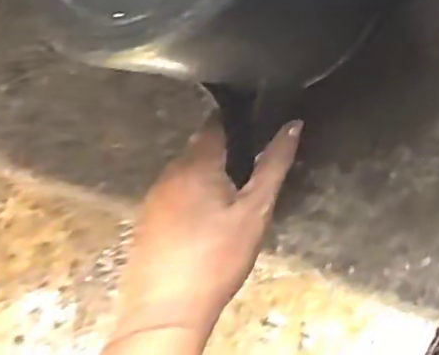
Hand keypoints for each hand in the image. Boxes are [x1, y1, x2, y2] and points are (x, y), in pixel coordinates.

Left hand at [107, 120, 301, 352]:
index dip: (240, 118)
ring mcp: (152, 201)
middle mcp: (169, 175)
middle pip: (201, 147)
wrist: (164, 319)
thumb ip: (274, 163)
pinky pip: (175, 194)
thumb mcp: (256, 209)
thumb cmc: (216, 258)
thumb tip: (293, 125)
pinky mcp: (145, 226)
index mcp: (196, 164)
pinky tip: (210, 217)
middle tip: (255, 162)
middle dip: (227, 148)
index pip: (216, 123)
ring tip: (238, 189)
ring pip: (187, 172)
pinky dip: (194, 195)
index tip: (262, 121)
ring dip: (210, 173)